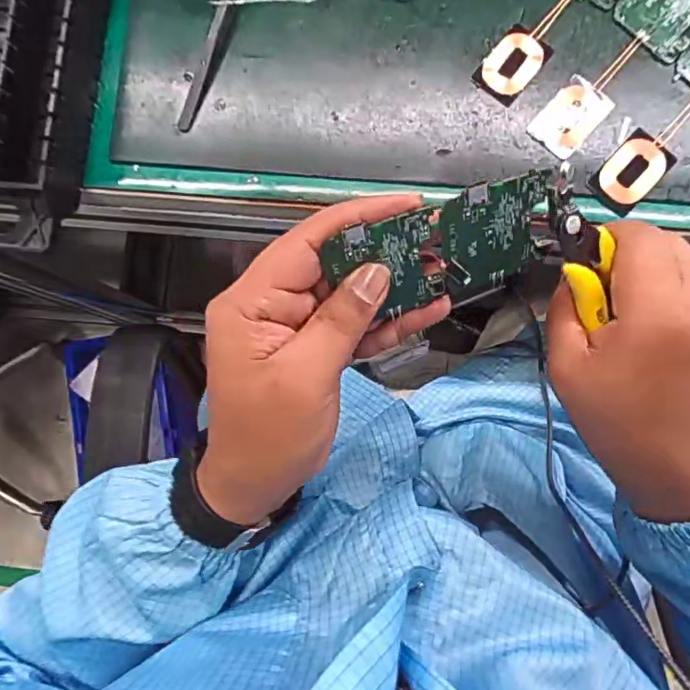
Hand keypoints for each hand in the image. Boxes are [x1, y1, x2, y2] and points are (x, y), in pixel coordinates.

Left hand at [197, 195, 451, 524]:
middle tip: (430, 239)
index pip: (306, 242)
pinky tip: (424, 310)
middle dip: (382, 251)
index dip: (356, 218)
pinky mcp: (314, 348)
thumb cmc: (266, 438)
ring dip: (391, 285)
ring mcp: (294, 327)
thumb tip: (375, 272)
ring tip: (438, 270)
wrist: (254, 483)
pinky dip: (385, 321)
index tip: (402, 206)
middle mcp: (270, 306)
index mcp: (251, 303)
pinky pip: (352, 325)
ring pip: (348, 293)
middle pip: (331, 263)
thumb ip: (341, 319)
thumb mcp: (304, 376)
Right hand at [546, 221, 689, 522]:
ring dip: (653, 275)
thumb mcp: (566, 365)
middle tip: (605, 298)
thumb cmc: (615, 420)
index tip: (588, 265)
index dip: (607, 241)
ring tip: (633, 320)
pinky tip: (661, 330)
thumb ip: (565, 304)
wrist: (675, 463)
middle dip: (629, 258)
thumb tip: (576, 269)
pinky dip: (675, 293)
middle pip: (665, 242)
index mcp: (660, 313)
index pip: (639, 237)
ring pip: (684, 260)